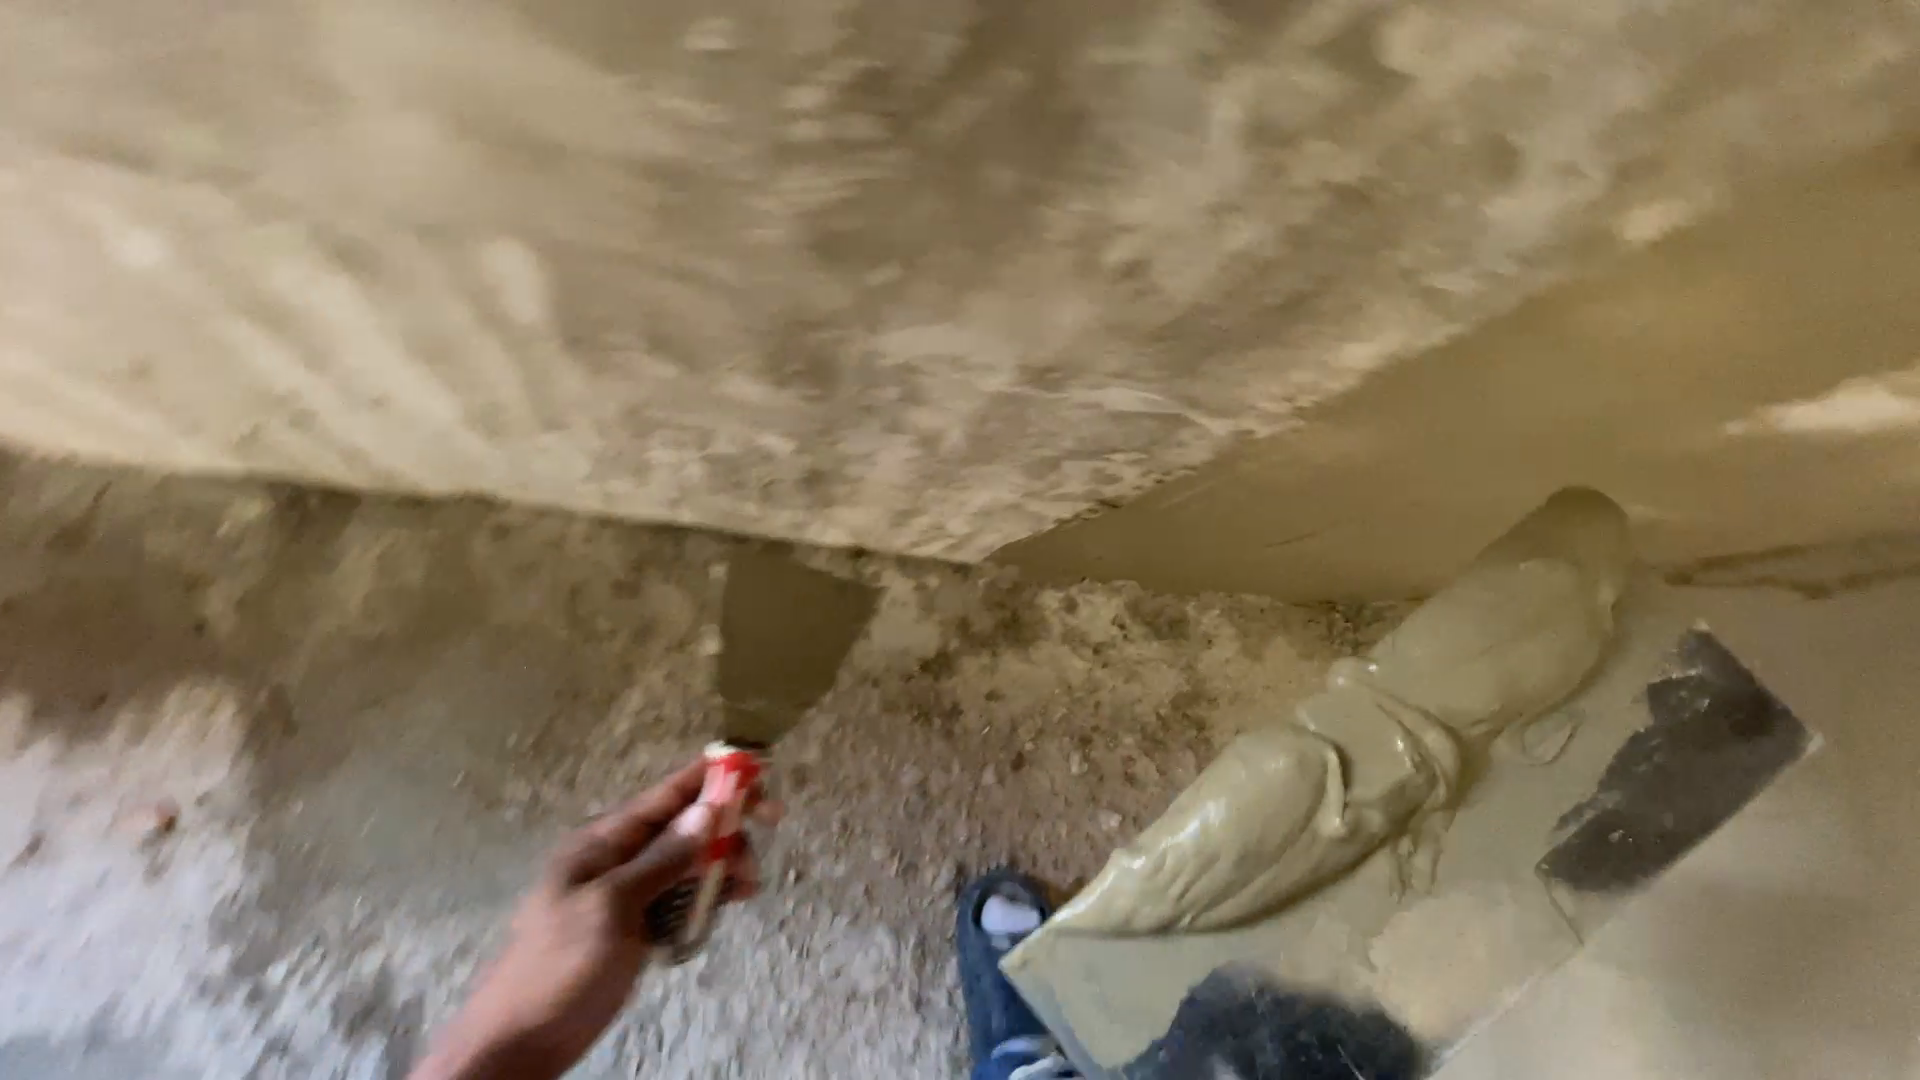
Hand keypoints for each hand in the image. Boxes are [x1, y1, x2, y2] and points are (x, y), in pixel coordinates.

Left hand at [410, 759, 764, 1079]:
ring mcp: (631, 892)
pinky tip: (733, 899)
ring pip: (690, 859)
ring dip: (724, 862)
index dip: (711, 777)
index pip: (666, 794)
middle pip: (686, 824)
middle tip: (770, 825)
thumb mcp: (610, 907)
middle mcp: (621, 857)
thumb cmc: (558, 966)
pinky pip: (684, 894)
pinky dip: (710, 892)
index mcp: (604, 841)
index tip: (756, 769)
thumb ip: (661, 859)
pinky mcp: (640, 924)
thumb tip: (708, 809)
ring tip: (748, 885)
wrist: (517, 1045)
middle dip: (727, 823)